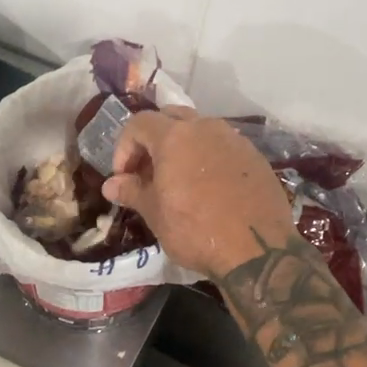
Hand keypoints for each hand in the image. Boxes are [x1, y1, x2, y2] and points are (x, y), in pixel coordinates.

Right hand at [101, 109, 294, 278]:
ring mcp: (234, 140)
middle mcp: (205, 128)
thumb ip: (131, 191)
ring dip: (181, 149)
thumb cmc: (195, 230)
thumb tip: (110, 184)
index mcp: (174, 137)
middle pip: (170, 118)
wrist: (256, 248)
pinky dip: (206, 159)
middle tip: (147, 173)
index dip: (124, 147)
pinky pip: (222, 147)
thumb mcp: (155, 213)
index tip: (123, 177)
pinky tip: (207, 190)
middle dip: (152, 142)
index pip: (139, 123)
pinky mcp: (254, 157)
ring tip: (177, 182)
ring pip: (199, 131)